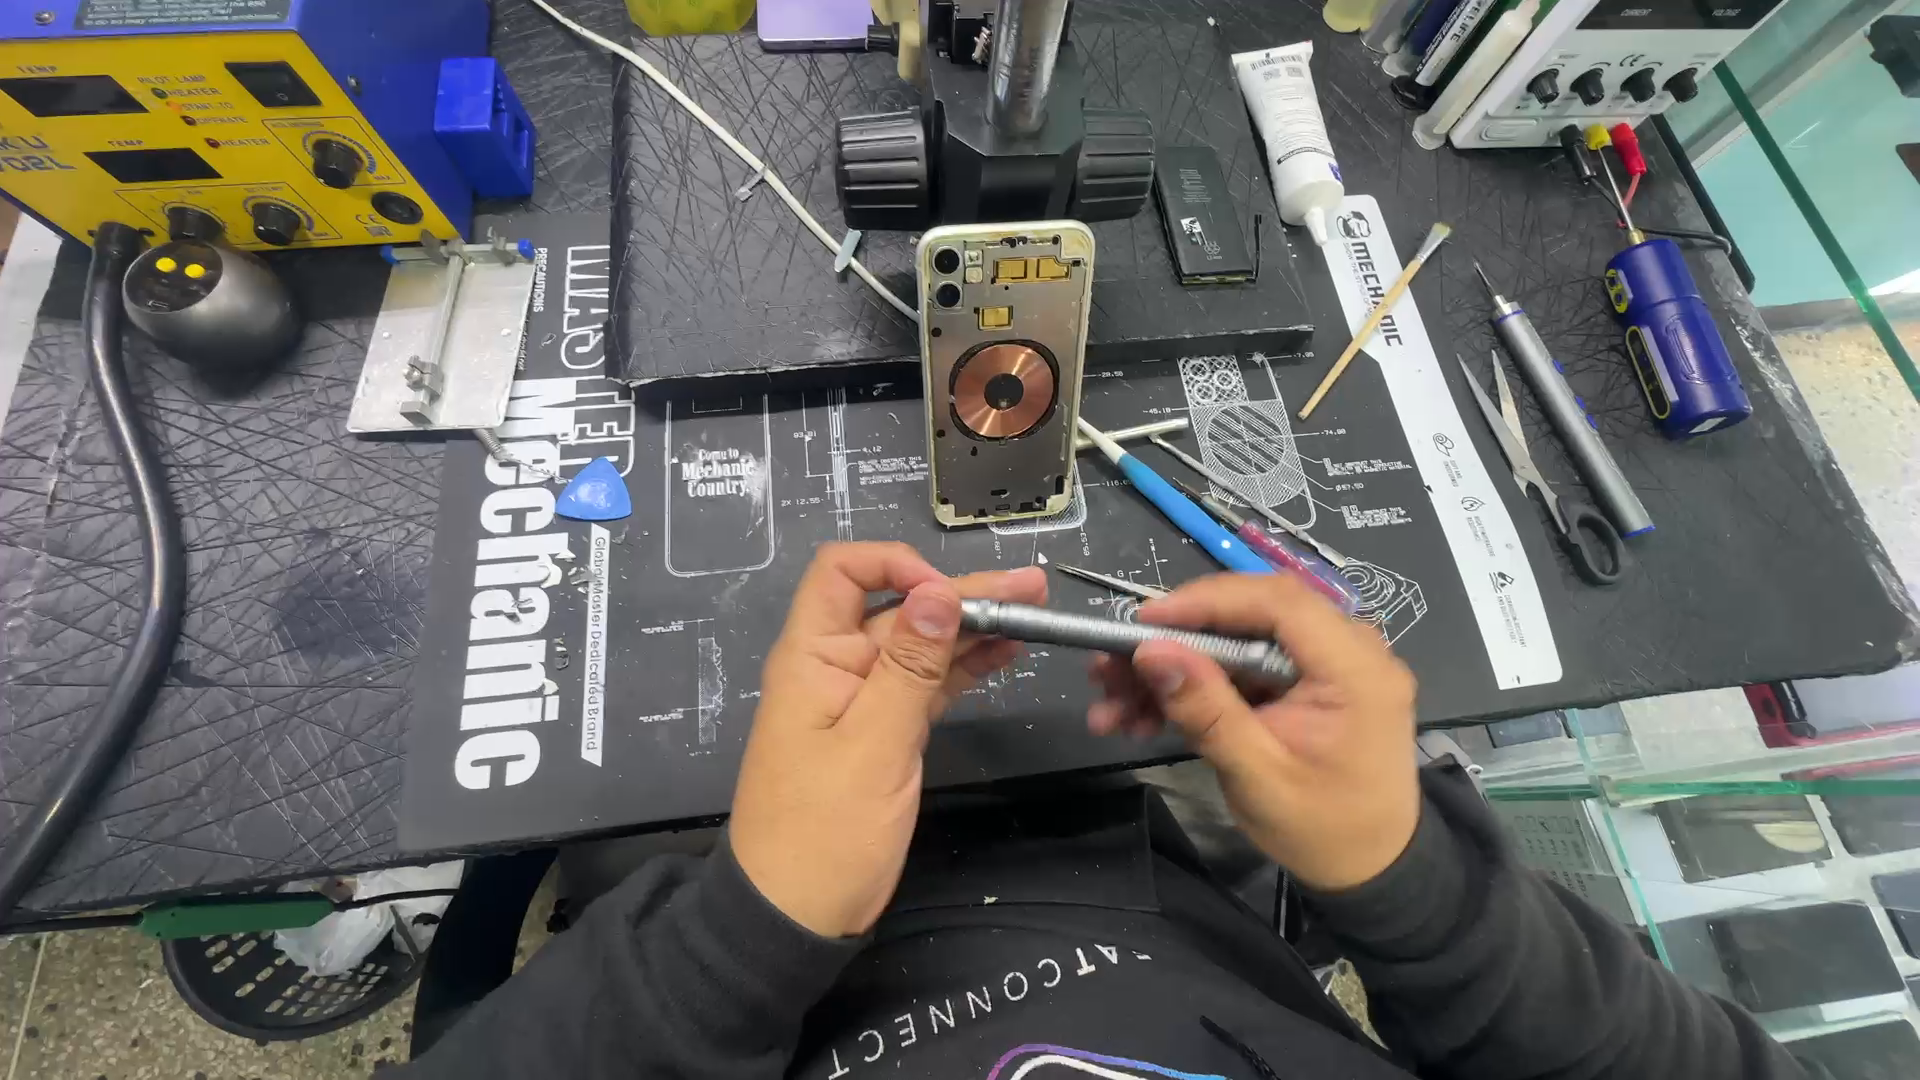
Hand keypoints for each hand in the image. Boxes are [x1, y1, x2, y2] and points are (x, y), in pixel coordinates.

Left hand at [731, 543, 1045, 936]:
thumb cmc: (825, 831)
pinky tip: (1005, 654)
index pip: (842, 572)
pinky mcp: (888, 728)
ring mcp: (867, 696)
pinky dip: (965, 668)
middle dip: (963, 594)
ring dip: (974, 628)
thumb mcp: (872, 745)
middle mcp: (840, 663)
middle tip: (1031, 587)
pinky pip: (929, 683)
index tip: (946, 591)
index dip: (894, 564)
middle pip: (902, 608)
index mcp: (814, 654)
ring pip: (923, 645)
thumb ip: (909, 665)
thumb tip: (938, 591)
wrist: (797, 917)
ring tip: (1033, 614)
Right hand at [1086, 573, 1418, 890]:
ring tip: (1111, 702)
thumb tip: (1150, 653)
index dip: (1206, 600)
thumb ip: (1206, 711)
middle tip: (1111, 665)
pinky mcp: (1294, 679)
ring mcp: (1318, 663)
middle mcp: (1343, 650)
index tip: (1143, 623)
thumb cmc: (1324, 831)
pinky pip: (1232, 666)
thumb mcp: (1258, 776)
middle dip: (1172, 639)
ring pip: (1229, 640)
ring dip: (1168, 667)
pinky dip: (1186, 686)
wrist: (1369, 870)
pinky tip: (1139, 716)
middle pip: (1245, 614)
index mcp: (1354, 670)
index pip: (1278, 601)